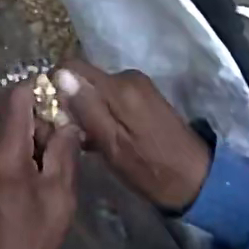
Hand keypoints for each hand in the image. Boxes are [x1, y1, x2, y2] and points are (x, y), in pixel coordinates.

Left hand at [0, 84, 79, 248]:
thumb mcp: (59, 197)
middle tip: (61, 147)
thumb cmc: (31, 243)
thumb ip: (63, 151)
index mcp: (1, 149)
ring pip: (0, 126)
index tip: (63, 105)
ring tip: (47, 167)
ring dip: (24, 135)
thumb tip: (66, 120)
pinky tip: (28, 176)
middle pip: (9, 110)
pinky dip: (11, 148)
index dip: (40, 91)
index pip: (16, 95)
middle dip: (36, 119)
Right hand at [54, 60, 209, 212]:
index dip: (55, 84)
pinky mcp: (143, 96)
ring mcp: (138, 86)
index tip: (50, 110)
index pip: (72, 67)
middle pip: (84, 79)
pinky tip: (102, 136)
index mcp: (119, 87)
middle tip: (68, 132)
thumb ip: (86, 108)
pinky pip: (110, 96)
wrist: (198, 181)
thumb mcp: (112, 145)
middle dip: (71, 101)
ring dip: (86, 109)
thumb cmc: (150, 169)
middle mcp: (128, 77)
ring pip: (96, 89)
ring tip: (85, 138)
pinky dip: (101, 112)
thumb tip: (60, 75)